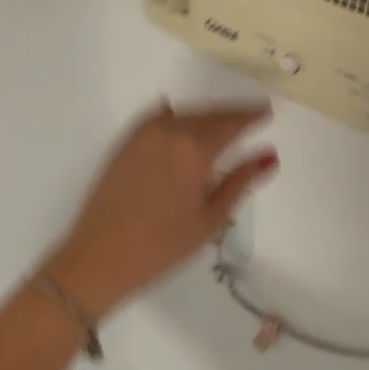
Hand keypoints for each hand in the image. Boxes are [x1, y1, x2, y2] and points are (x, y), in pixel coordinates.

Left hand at [43, 101, 276, 318]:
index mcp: (194, 149)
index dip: (252, 116)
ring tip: (222, 127)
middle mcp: (168, 131)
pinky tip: (184, 127)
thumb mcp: (211, 218)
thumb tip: (269, 156)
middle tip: (251, 118)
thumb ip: (241, 181)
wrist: (99, 256)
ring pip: (183, 114)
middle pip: (208, 114)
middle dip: (230, 115)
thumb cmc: (162, 245)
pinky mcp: (124, 143)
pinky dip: (177, 118)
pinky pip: (159, 119)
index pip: (231, 123)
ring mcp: (142, 135)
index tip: (267, 113)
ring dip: (205, 116)